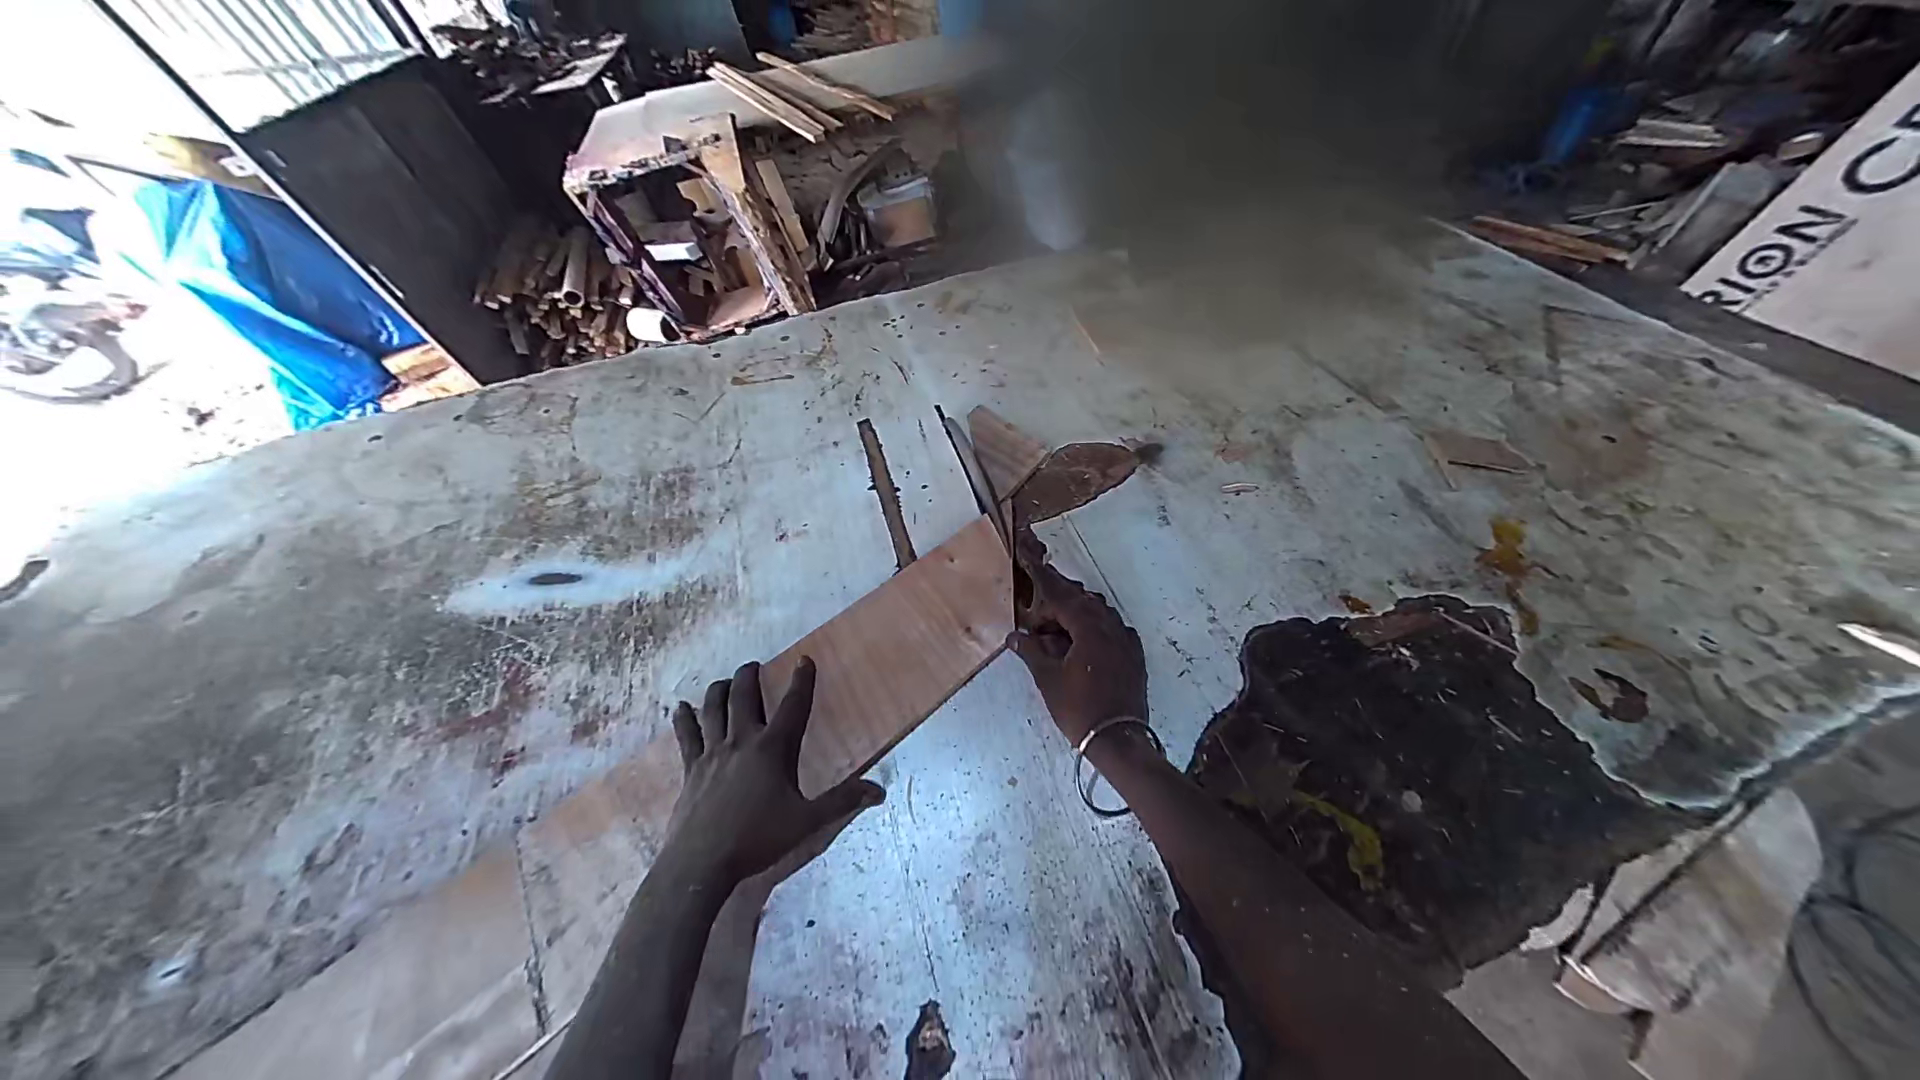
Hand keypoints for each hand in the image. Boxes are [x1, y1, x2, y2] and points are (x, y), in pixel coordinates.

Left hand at [663, 657, 884, 884]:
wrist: (701, 863)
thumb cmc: (758, 839)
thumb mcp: (807, 822)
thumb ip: (842, 802)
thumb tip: (879, 791)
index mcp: (772, 749)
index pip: (793, 705)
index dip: (802, 681)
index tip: (804, 660)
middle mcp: (741, 741)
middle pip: (744, 696)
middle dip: (749, 676)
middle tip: (753, 665)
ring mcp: (712, 754)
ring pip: (713, 709)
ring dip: (719, 689)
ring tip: (725, 680)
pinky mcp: (691, 769)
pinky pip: (686, 736)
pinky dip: (684, 718)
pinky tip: (680, 707)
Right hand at [1008, 555, 1148, 745]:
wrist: (1118, 739)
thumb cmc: (1079, 708)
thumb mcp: (1048, 679)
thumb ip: (1031, 651)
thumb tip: (1015, 636)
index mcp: (1089, 627)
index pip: (1062, 596)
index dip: (1043, 584)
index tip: (1030, 571)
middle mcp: (1111, 627)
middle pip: (1082, 601)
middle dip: (1058, 600)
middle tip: (1038, 610)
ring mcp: (1126, 641)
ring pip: (1099, 614)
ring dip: (1076, 614)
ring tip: (1055, 628)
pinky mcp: (1133, 656)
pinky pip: (1112, 630)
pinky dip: (1094, 629)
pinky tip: (1082, 642)